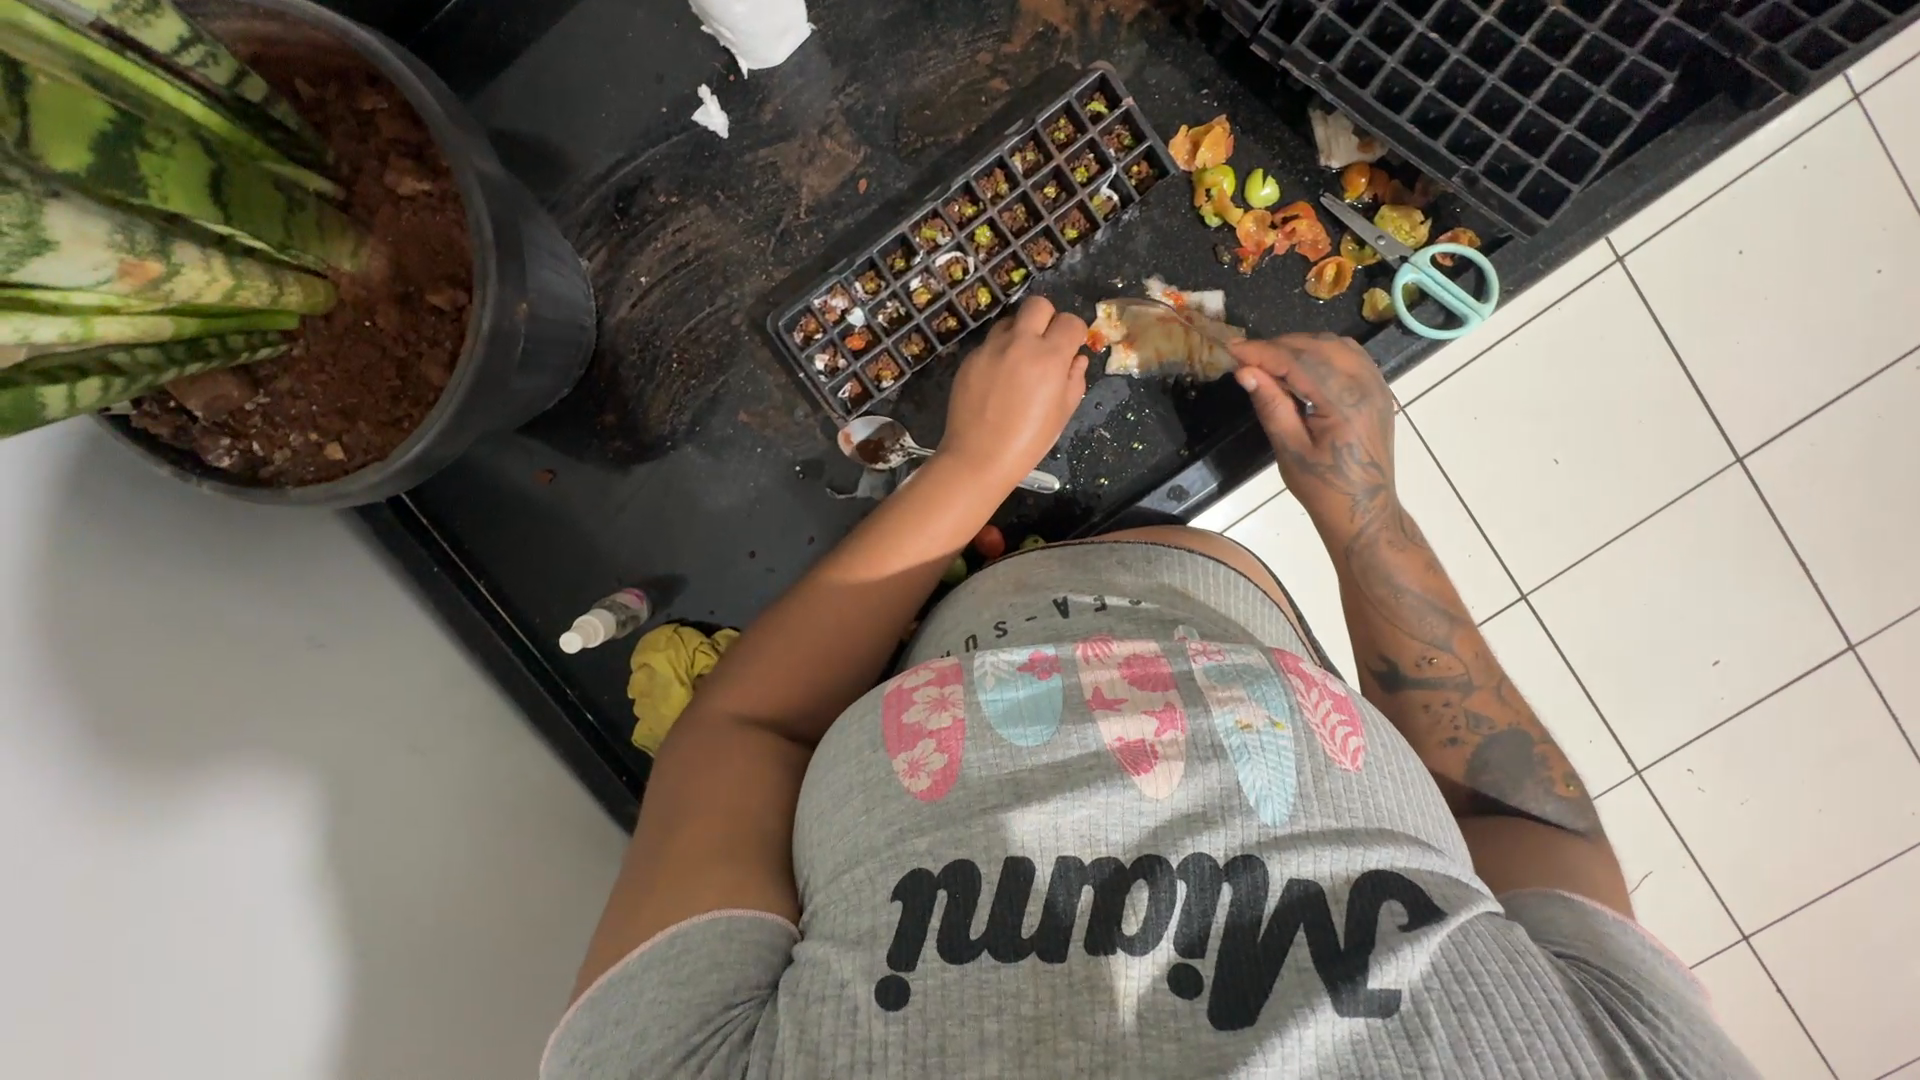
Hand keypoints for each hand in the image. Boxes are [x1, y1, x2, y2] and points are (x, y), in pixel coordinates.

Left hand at [940, 296, 1088, 485]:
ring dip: (1020, 333)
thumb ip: (1074, 378)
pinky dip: (999, 353)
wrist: (979, 457)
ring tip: (1020, 362)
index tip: (1071, 348)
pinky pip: (990, 344)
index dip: (1075, 333)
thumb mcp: (1063, 412)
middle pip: (1037, 305)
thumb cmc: (1029, 441)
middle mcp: (1019, 343)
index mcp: (1049, 356)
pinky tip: (998, 380)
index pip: (1070, 321)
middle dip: (1047, 318)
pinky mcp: (969, 359)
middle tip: (1046, 344)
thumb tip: (1076, 359)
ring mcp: (990, 348)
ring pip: (1010, 321)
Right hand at [1231, 333, 1397, 539]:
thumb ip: (1271, 406)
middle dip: (1277, 346)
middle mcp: (1367, 385)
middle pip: (1317, 346)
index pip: (1299, 362)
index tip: (1232, 350)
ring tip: (1267, 362)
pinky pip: (1347, 355)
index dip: (1262, 352)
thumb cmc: (1323, 488)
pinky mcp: (1377, 388)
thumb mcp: (1290, 451)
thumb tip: (1245, 372)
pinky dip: (1319, 352)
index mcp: (1345, 404)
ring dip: (1298, 346)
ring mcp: (1377, 384)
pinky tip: (1297, 366)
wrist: (1364, 509)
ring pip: (1334, 345)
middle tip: (1244, 357)